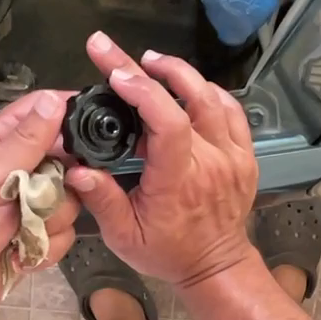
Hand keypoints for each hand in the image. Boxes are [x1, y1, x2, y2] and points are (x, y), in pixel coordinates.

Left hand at [0, 90, 79, 319]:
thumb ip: (26, 141)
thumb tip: (54, 98)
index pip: (40, 110)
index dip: (69, 111)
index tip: (97, 120)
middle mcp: (15, 169)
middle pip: (66, 158)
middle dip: (63, 181)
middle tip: (45, 194)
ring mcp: (27, 204)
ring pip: (71, 199)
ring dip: (51, 219)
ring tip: (22, 232)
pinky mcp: (35, 236)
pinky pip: (64, 232)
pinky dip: (46, 246)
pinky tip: (21, 253)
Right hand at [65, 32, 258, 288]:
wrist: (217, 266)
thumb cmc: (169, 252)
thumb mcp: (125, 236)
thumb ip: (102, 200)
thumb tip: (76, 170)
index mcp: (180, 179)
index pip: (167, 122)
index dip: (143, 91)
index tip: (116, 72)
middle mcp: (212, 161)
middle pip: (189, 99)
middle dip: (152, 69)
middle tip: (118, 54)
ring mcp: (233, 155)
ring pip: (213, 98)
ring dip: (181, 74)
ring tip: (150, 62)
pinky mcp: (244, 154)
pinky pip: (232, 110)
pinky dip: (209, 92)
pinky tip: (188, 86)